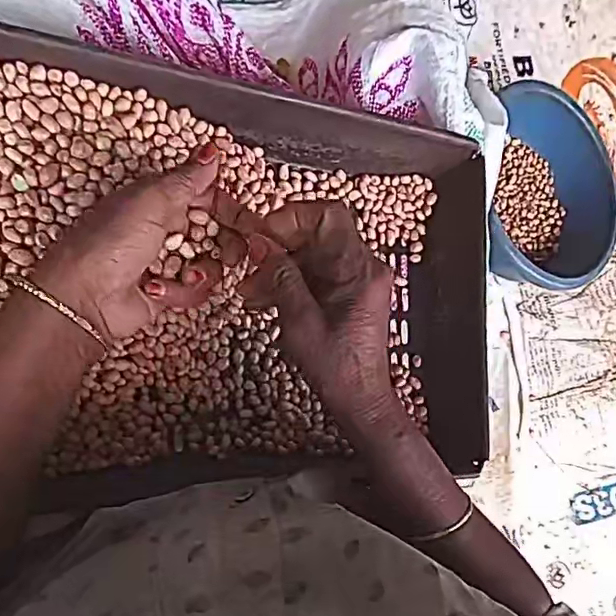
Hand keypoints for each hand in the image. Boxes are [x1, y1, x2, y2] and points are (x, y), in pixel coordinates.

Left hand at [30, 145, 239, 343]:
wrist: (85, 297)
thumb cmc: (109, 243)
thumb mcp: (152, 200)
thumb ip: (188, 178)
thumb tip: (213, 151)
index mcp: (161, 200)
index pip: (209, 199)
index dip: (228, 209)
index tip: (241, 221)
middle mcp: (166, 229)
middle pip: (218, 234)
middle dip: (225, 246)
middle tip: (226, 254)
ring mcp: (168, 262)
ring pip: (212, 265)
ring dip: (203, 273)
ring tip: (186, 275)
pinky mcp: (169, 292)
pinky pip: (196, 292)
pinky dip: (181, 292)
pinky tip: (158, 290)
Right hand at [214, 198, 398, 429]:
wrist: (360, 399)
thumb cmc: (338, 369)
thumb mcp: (301, 322)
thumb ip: (281, 278)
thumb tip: (261, 245)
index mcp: (360, 270)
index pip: (329, 215)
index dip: (291, 217)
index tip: (262, 234)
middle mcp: (364, 269)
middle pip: (317, 234)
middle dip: (279, 246)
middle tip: (251, 264)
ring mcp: (357, 281)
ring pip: (312, 255)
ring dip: (279, 267)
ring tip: (252, 290)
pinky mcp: (347, 294)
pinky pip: (316, 275)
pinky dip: (290, 282)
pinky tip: (265, 299)